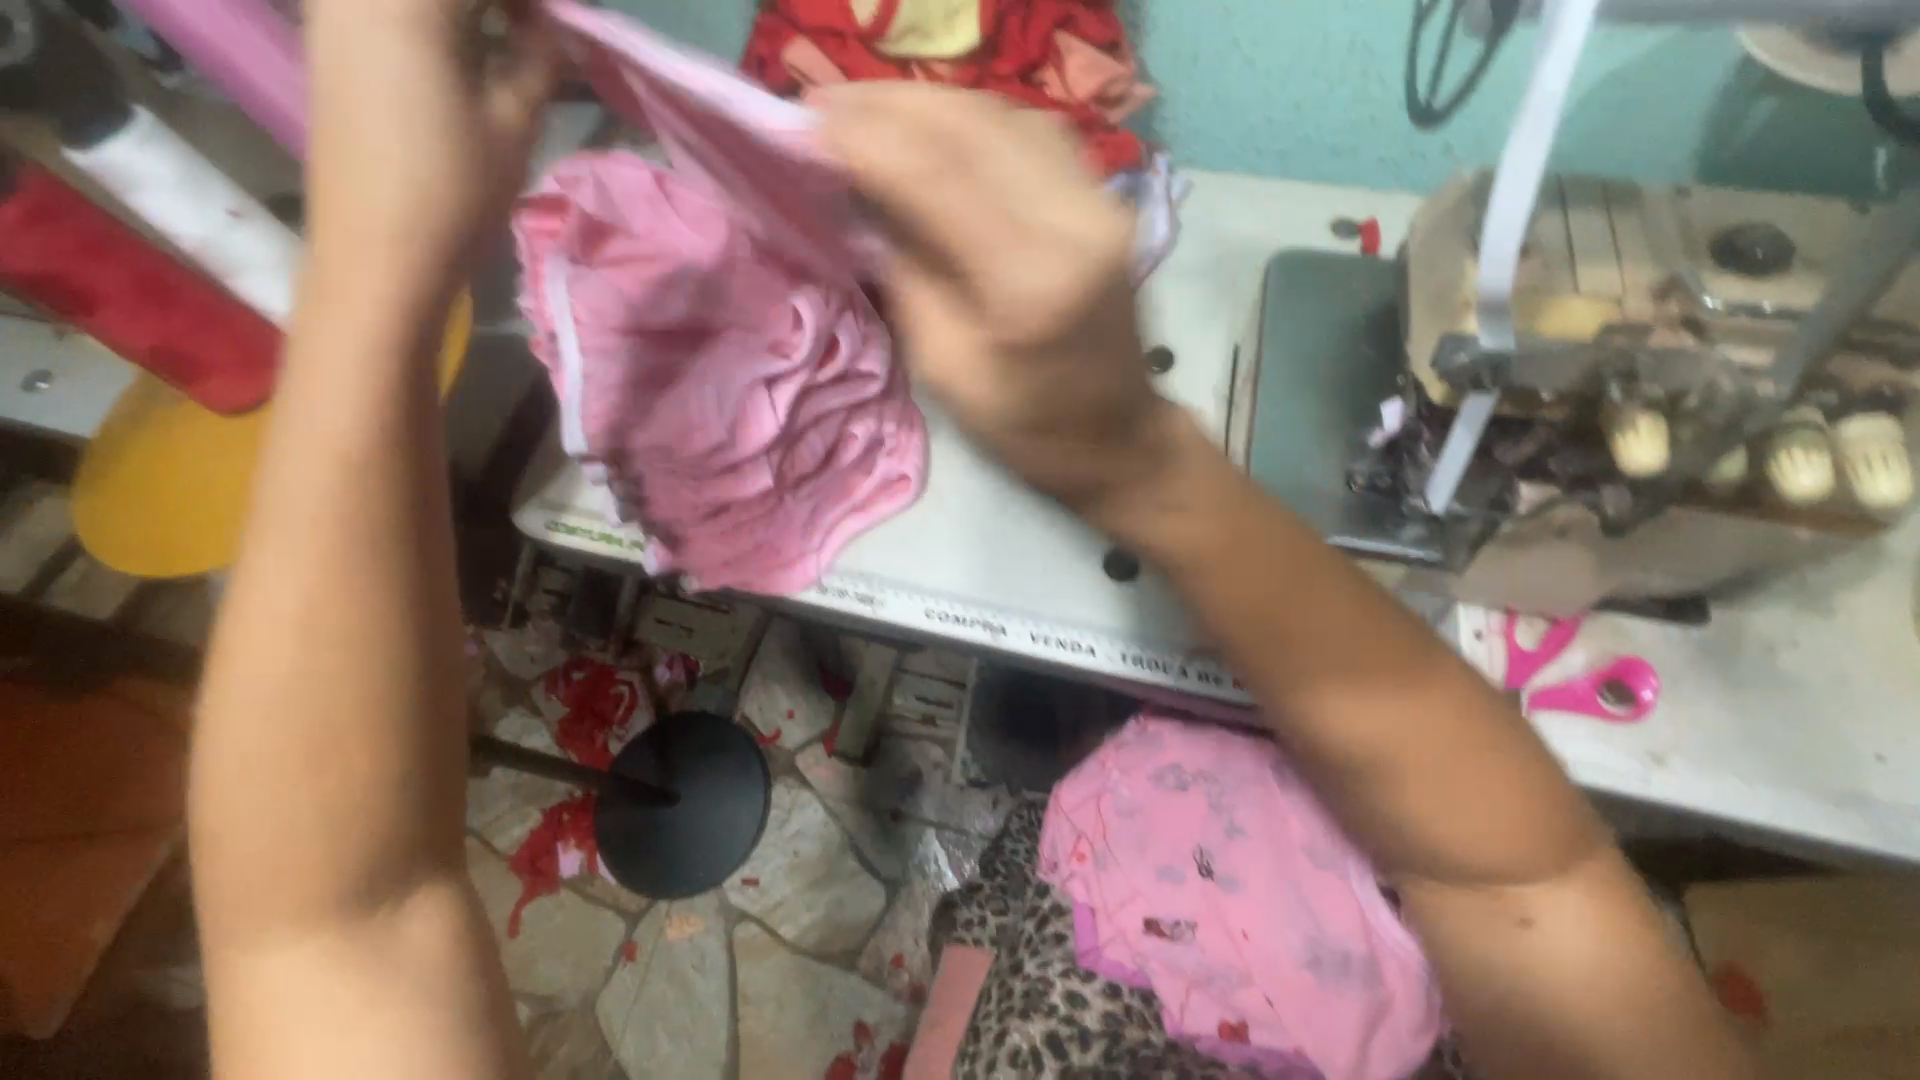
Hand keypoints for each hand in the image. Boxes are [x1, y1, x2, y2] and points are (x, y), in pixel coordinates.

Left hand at [304, 0, 559, 297]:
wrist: (377, 252)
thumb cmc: (454, 189)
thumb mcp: (513, 122)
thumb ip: (539, 58)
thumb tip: (558, 31)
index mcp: (407, 1)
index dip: (537, 2)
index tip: (569, 23)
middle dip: (506, 4)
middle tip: (542, 36)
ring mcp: (334, 9)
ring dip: (470, 13)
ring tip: (513, 43)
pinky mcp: (329, 38)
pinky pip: (387, 8)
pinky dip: (437, 21)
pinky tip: (469, 51)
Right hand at [821, 85, 1183, 520]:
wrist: (1119, 436)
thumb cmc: (1028, 428)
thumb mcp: (946, 369)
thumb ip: (904, 276)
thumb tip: (859, 202)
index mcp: (1030, 282)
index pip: (935, 174)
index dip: (864, 139)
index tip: (803, 125)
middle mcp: (1075, 222)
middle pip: (971, 124)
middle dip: (887, 106)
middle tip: (824, 106)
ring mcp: (1100, 203)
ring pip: (1002, 114)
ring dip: (927, 105)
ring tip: (867, 112)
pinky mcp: (1104, 198)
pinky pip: (1030, 130)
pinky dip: (972, 119)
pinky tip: (932, 128)